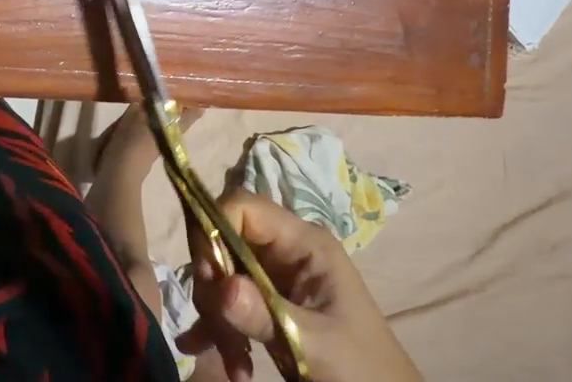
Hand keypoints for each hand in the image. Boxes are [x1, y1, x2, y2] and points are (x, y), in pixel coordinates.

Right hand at [180, 191, 420, 381]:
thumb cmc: (364, 371)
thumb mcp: (316, 346)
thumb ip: (265, 314)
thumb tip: (221, 286)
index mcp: (303, 243)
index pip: (242, 206)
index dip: (214, 229)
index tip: (207, 277)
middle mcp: (284, 250)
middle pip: (223, 241)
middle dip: (213, 286)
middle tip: (217, 329)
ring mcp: (274, 277)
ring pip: (222, 276)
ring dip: (218, 319)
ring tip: (235, 364)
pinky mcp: (266, 304)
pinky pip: (228, 303)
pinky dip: (221, 332)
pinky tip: (230, 366)